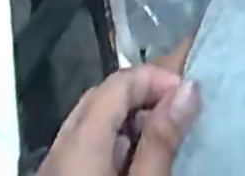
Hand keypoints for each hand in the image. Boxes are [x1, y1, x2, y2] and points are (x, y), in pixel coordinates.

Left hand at [37, 64, 200, 175]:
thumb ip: (162, 141)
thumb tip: (190, 87)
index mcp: (80, 139)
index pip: (119, 81)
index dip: (156, 77)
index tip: (189, 94)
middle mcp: (60, 146)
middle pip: (103, 96)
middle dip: (143, 94)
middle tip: (178, 112)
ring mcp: (54, 167)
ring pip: (93, 122)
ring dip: (129, 118)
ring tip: (162, 137)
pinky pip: (85, 147)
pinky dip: (114, 142)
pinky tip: (136, 161)